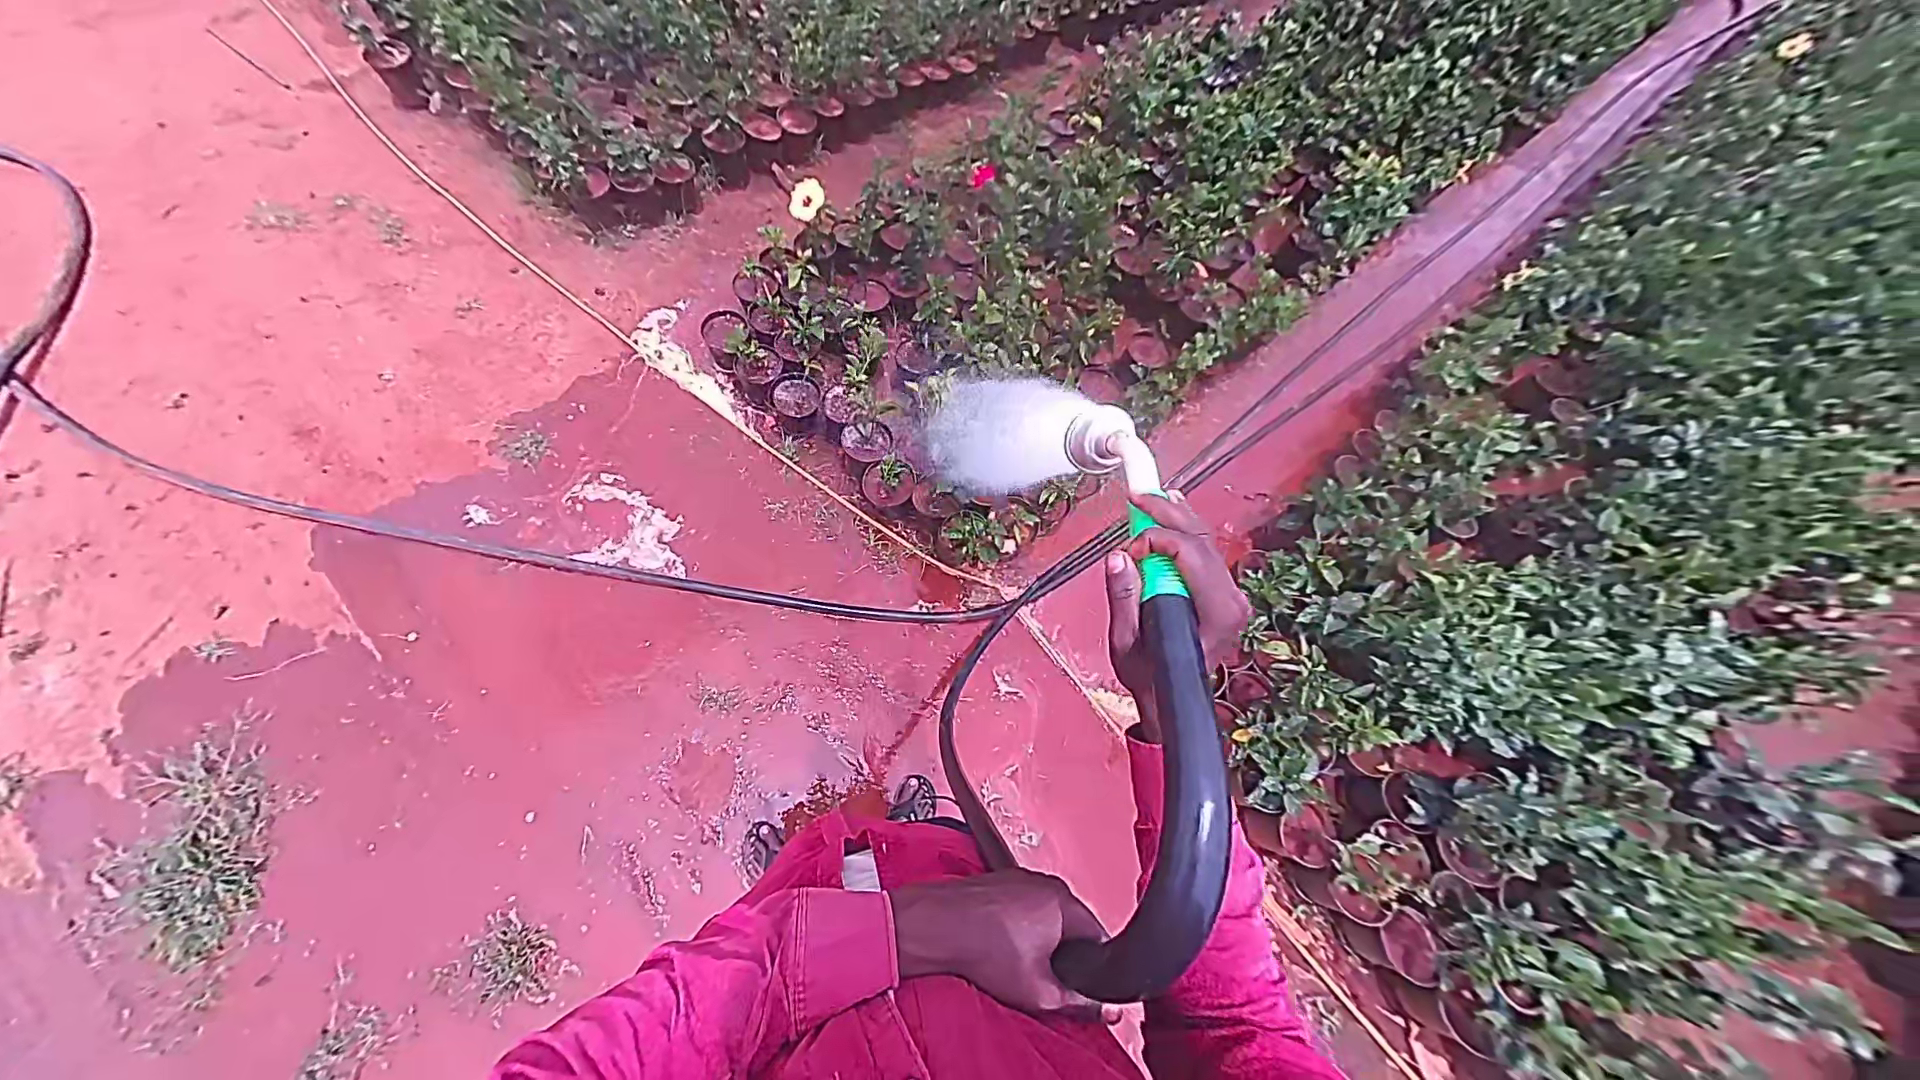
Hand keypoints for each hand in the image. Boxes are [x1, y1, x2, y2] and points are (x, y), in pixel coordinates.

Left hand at [890, 869, 1117, 1019]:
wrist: (939, 924)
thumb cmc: (981, 946)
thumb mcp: (1040, 992)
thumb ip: (1079, 1003)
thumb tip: (1104, 1010)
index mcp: (1065, 903)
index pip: (1100, 937)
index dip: (1095, 967)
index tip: (1085, 986)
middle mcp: (1047, 883)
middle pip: (1074, 926)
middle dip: (1067, 954)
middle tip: (1049, 978)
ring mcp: (1023, 878)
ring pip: (1048, 915)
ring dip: (1043, 938)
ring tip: (1021, 960)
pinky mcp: (1002, 881)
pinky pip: (1026, 906)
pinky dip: (1022, 925)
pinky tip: (1004, 944)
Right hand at [1104, 490, 1251, 741]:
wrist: (1171, 699)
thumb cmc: (1150, 676)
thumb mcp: (1126, 641)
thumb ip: (1124, 597)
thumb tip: (1119, 557)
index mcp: (1215, 612)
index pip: (1189, 553)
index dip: (1156, 539)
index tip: (1127, 548)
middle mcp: (1231, 600)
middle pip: (1199, 539)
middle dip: (1167, 512)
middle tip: (1137, 495)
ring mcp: (1229, 596)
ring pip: (1204, 541)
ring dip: (1176, 515)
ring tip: (1150, 497)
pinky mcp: (1219, 593)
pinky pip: (1203, 552)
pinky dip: (1183, 529)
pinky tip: (1171, 511)